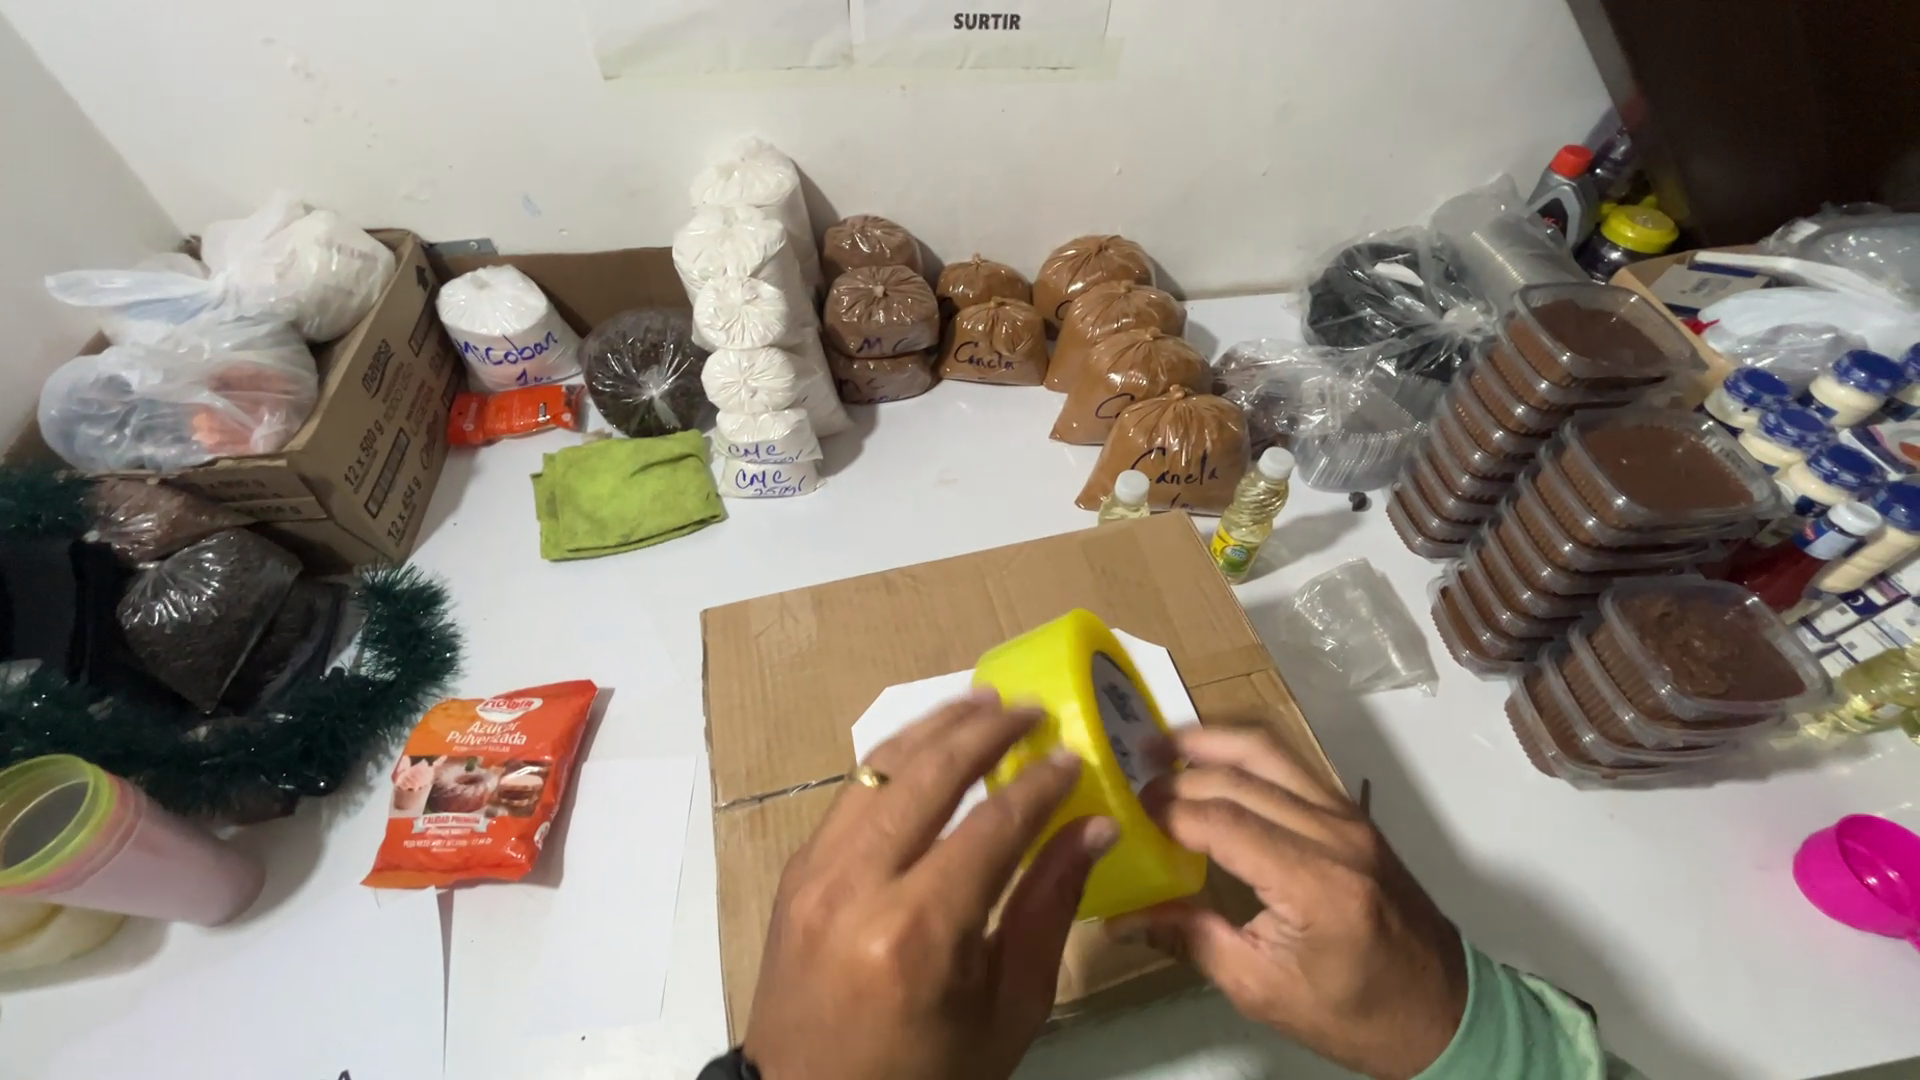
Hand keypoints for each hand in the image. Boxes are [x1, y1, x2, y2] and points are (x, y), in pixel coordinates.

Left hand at [745, 691, 1118, 1079]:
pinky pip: (854, 790)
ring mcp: (816, 869)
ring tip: (980, 701)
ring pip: (882, 766)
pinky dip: (897, 756)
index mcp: (917, 933)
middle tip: (1028, 709)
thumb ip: (1049, 905)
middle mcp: (857, 884)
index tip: (1071, 756)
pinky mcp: (798, 866)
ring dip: (935, 725)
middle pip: (929, 774)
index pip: (992, 826)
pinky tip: (928, 743)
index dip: (1039, 785)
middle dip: (986, 730)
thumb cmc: (926, 1073)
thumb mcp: (1008, 1008)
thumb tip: (1093, 826)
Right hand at [1114, 728, 1466, 1079]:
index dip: (1168, 814)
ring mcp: (1346, 814)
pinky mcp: (1349, 809)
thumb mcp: (1263, 991)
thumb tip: (1125, 915)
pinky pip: (1286, 760)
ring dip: (1205, 741)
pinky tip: (1206, 759)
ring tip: (1158, 745)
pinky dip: (1238, 750)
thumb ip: (1192, 939)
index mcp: (1317, 886)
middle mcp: (1335, 834)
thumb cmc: (1355, 1015)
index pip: (1224, 824)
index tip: (1129, 818)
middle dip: (1176, 780)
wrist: (1446, 1013)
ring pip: (1264, 750)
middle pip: (1237, 780)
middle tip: (1133, 792)